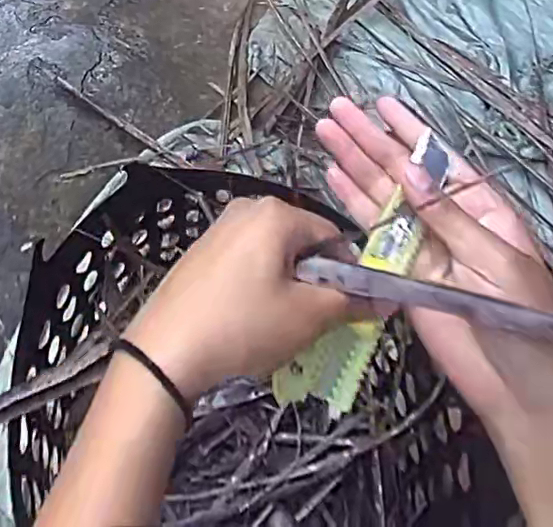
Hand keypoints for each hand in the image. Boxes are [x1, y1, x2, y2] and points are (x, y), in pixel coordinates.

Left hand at [123, 196, 358, 399]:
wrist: (168, 345)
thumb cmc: (243, 323)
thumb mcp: (307, 316)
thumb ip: (350, 301)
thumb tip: (384, 298)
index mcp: (275, 213)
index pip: (334, 234)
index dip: (349, 272)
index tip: (351, 308)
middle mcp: (247, 208)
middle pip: (303, 242)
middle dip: (315, 280)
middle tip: (311, 319)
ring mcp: (222, 225)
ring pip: (275, 253)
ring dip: (288, 285)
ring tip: (277, 323)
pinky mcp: (205, 247)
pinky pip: (248, 259)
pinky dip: (260, 283)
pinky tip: (249, 317)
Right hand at [317, 96, 552, 432]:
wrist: (521, 392)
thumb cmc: (528, 321)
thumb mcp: (496, 261)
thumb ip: (447, 215)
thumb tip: (407, 168)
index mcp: (480, 208)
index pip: (438, 158)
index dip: (409, 128)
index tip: (381, 101)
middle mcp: (445, 217)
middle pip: (399, 169)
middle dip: (368, 138)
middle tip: (336, 109)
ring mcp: (419, 242)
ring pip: (379, 192)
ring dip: (352, 161)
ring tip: (325, 131)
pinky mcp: (398, 268)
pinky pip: (371, 227)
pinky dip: (350, 200)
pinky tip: (332, 175)